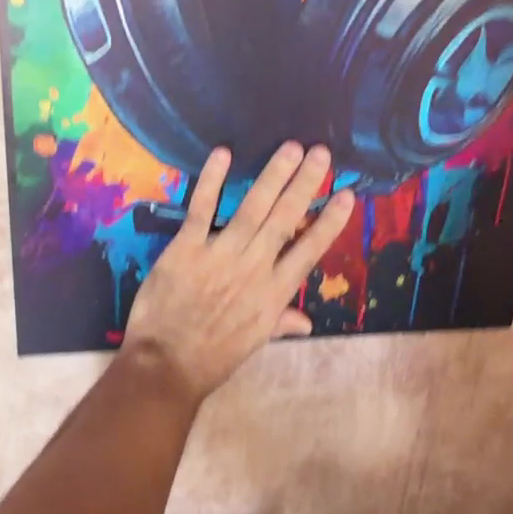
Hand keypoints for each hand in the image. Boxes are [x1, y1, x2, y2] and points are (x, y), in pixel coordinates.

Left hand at [120, 143, 356, 403]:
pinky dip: (211, 181)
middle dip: (306, 184)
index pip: (309, 250)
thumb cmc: (211, 358)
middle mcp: (253, 267)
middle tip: (321, 153)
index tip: (346, 195)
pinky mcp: (186, 248)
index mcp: (274, 293)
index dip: (329, 221)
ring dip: (273, 176)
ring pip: (253, 208)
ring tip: (291, 148)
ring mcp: (220, 255)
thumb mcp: (253, 343)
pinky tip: (224, 154)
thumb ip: (279, 322)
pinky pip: (202, 209)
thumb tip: (306, 321)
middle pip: (286, 218)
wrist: (166, 366)